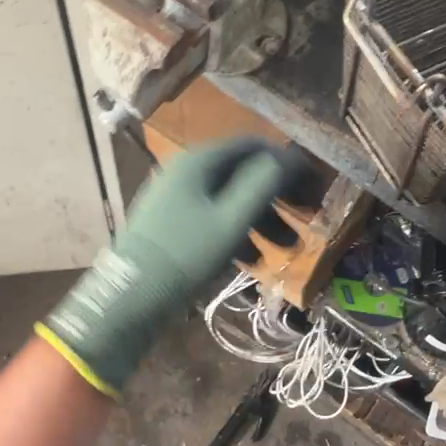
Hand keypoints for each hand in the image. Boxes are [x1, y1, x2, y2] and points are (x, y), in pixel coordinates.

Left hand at [38, 137, 304, 396]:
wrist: (129, 299)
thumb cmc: (186, 256)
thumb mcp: (232, 219)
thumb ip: (264, 183)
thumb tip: (291, 158)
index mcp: (200, 161)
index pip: (255, 146)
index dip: (290, 164)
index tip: (316, 188)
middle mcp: (187, 172)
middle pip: (244, 173)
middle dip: (279, 195)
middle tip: (308, 215)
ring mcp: (176, 199)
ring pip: (230, 199)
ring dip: (264, 219)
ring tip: (289, 247)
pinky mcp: (172, 225)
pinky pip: (214, 219)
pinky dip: (239, 233)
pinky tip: (254, 260)